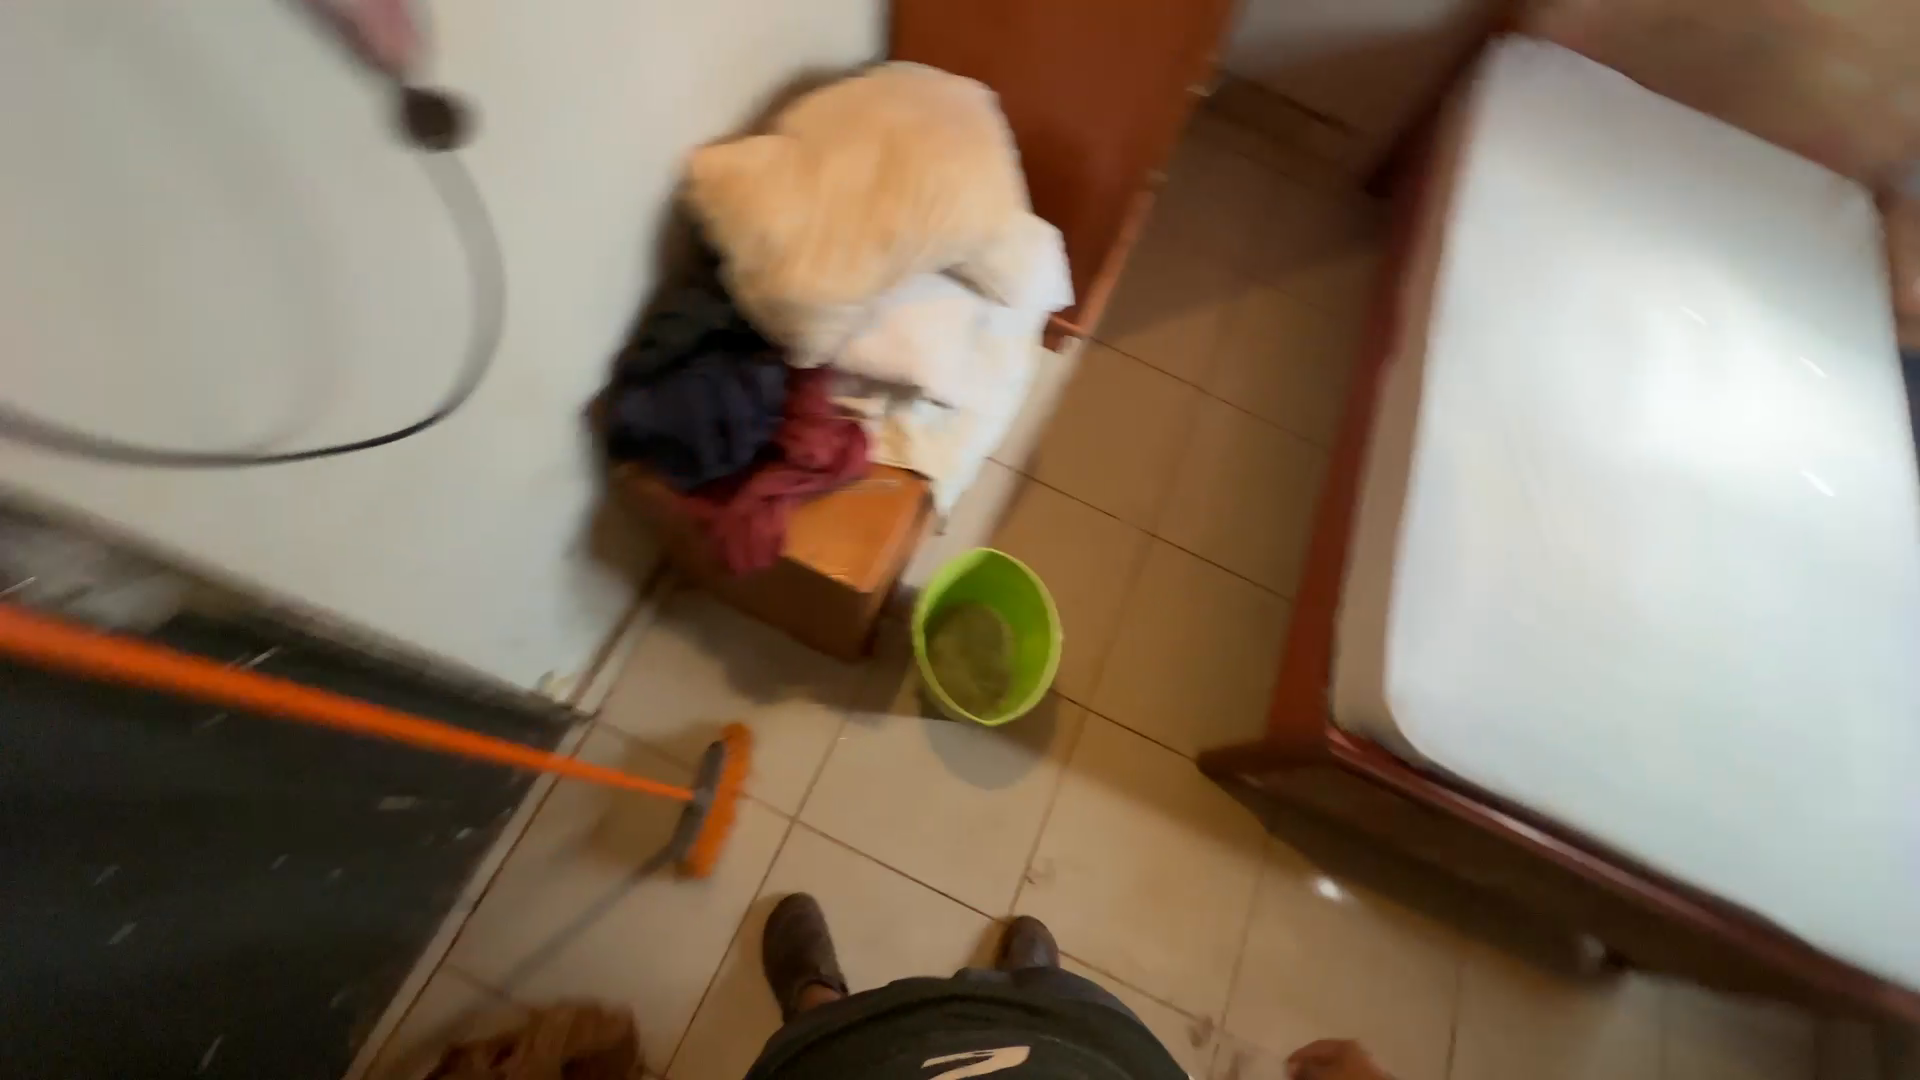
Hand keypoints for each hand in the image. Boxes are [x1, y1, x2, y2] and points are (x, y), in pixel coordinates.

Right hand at [1286, 1040, 1391, 1079]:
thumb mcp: (1326, 1075)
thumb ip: (1307, 1069)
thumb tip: (1291, 1065)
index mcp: (1343, 1043)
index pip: (1315, 1046)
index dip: (1298, 1056)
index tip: (1285, 1067)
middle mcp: (1353, 1050)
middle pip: (1324, 1059)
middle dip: (1308, 1068)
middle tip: (1294, 1077)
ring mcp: (1362, 1066)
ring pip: (1334, 1070)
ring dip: (1319, 1075)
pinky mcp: (1366, 1077)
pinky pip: (1342, 1075)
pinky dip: (1330, 1078)